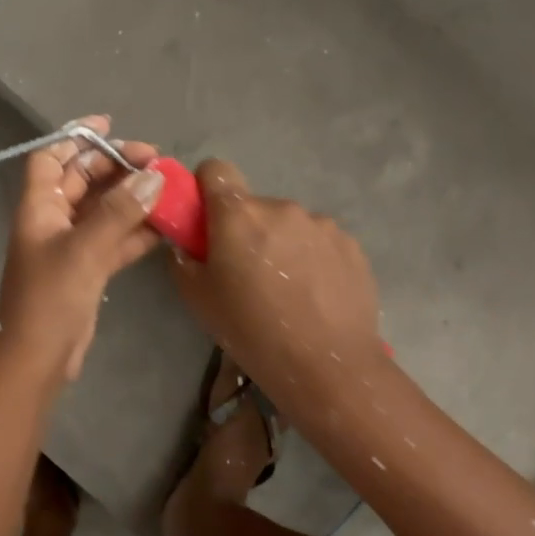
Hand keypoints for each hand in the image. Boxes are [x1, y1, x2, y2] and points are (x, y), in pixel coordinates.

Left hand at [0, 116, 163, 381]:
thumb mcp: (85, 249)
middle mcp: (53, 219)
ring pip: (104, 209)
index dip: (77, 138)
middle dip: (116, 166)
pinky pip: (115, 239)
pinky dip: (137, 230)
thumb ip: (119, 211)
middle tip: (157, 162)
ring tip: (170, 187)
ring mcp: (71, 245)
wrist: (37, 358)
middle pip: (83, 179)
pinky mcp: (88, 269)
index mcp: (39, 205)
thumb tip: (153, 175)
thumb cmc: (50, 297)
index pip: (52, 157)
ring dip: (132, 196)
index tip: (111, 126)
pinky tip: (168, 224)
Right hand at [168, 159, 381, 380]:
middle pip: (254, 206)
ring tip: (287, 289)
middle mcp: (280, 207)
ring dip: (282, 244)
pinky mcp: (351, 245)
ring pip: (288, 225)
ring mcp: (320, 224)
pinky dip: (312, 258)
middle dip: (247, 229)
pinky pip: (319, 241)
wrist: (326, 366)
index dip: (208, 189)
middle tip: (248, 272)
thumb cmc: (251, 330)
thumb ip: (183, 259)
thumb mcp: (197, 298)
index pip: (216, 169)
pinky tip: (315, 295)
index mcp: (237, 214)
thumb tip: (187, 244)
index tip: (208, 220)